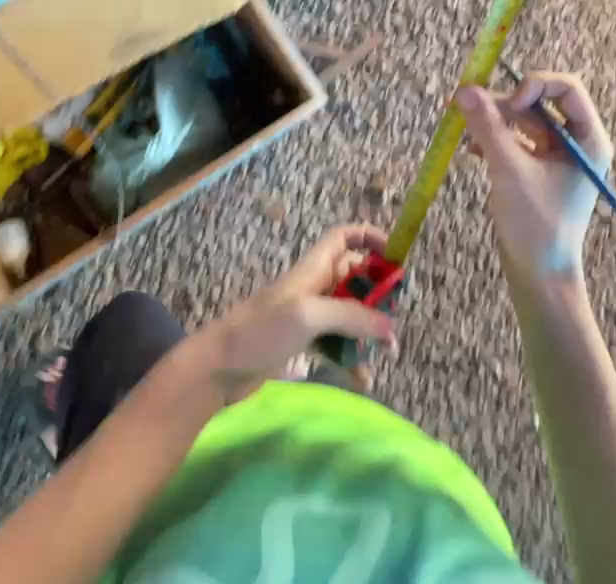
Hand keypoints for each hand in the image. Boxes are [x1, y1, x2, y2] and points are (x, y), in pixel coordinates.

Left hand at [179, 225, 396, 402]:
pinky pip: (338, 345)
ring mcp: (309, 317)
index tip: (396, 259)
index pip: (344, 237)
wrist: (219, 368)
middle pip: (356, 278)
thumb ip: (351, 316)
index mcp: (313, 269)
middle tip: (395, 321)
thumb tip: (389, 327)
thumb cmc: (261, 331)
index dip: (370, 238)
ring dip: (370, 330)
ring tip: (388, 352)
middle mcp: (314, 288)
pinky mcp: (303, 344)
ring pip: (351, 314)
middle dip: (379, 297)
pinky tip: (363, 379)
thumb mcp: (308, 315)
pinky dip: (353, 359)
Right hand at [456, 72, 614, 282]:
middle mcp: (576, 143)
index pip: (567, 88)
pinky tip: (472, 149)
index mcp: (589, 140)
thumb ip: (488, 127)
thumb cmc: (535, 224)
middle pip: (540, 102)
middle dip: (505, 103)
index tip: (508, 103)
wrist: (539, 273)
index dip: (535, 86)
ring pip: (524, 121)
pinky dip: (494, 139)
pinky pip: (516, 140)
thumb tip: (464, 90)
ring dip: (495, 121)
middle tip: (469, 108)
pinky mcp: (537, 169)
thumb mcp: (509, 170)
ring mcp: (557, 156)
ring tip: (465, 129)